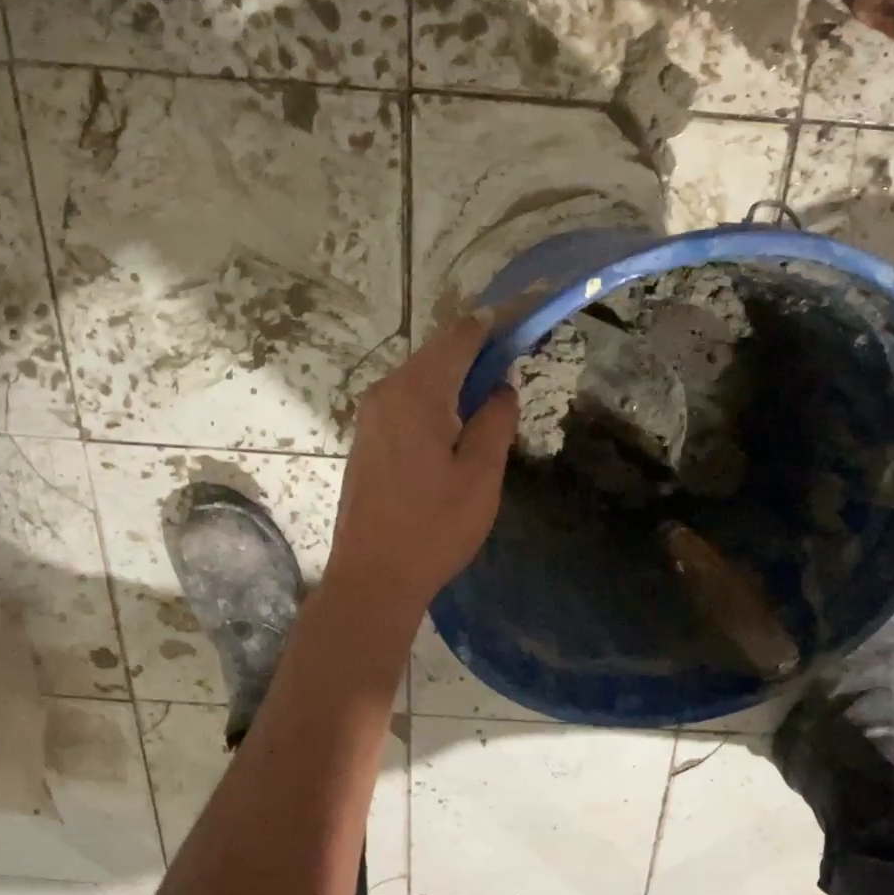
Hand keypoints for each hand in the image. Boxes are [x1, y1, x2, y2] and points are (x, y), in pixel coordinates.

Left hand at [326, 312, 519, 614]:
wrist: (372, 578)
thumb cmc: (433, 529)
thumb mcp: (480, 475)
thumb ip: (495, 421)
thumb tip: (501, 387)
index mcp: (415, 393)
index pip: (460, 336)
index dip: (496, 322)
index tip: (527, 315)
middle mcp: (385, 392)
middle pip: (438, 354)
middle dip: (478, 350)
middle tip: (518, 358)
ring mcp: (370, 416)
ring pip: (421, 379)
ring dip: (458, 378)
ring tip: (494, 392)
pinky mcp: (366, 440)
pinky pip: (407, 403)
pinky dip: (437, 400)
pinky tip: (459, 423)